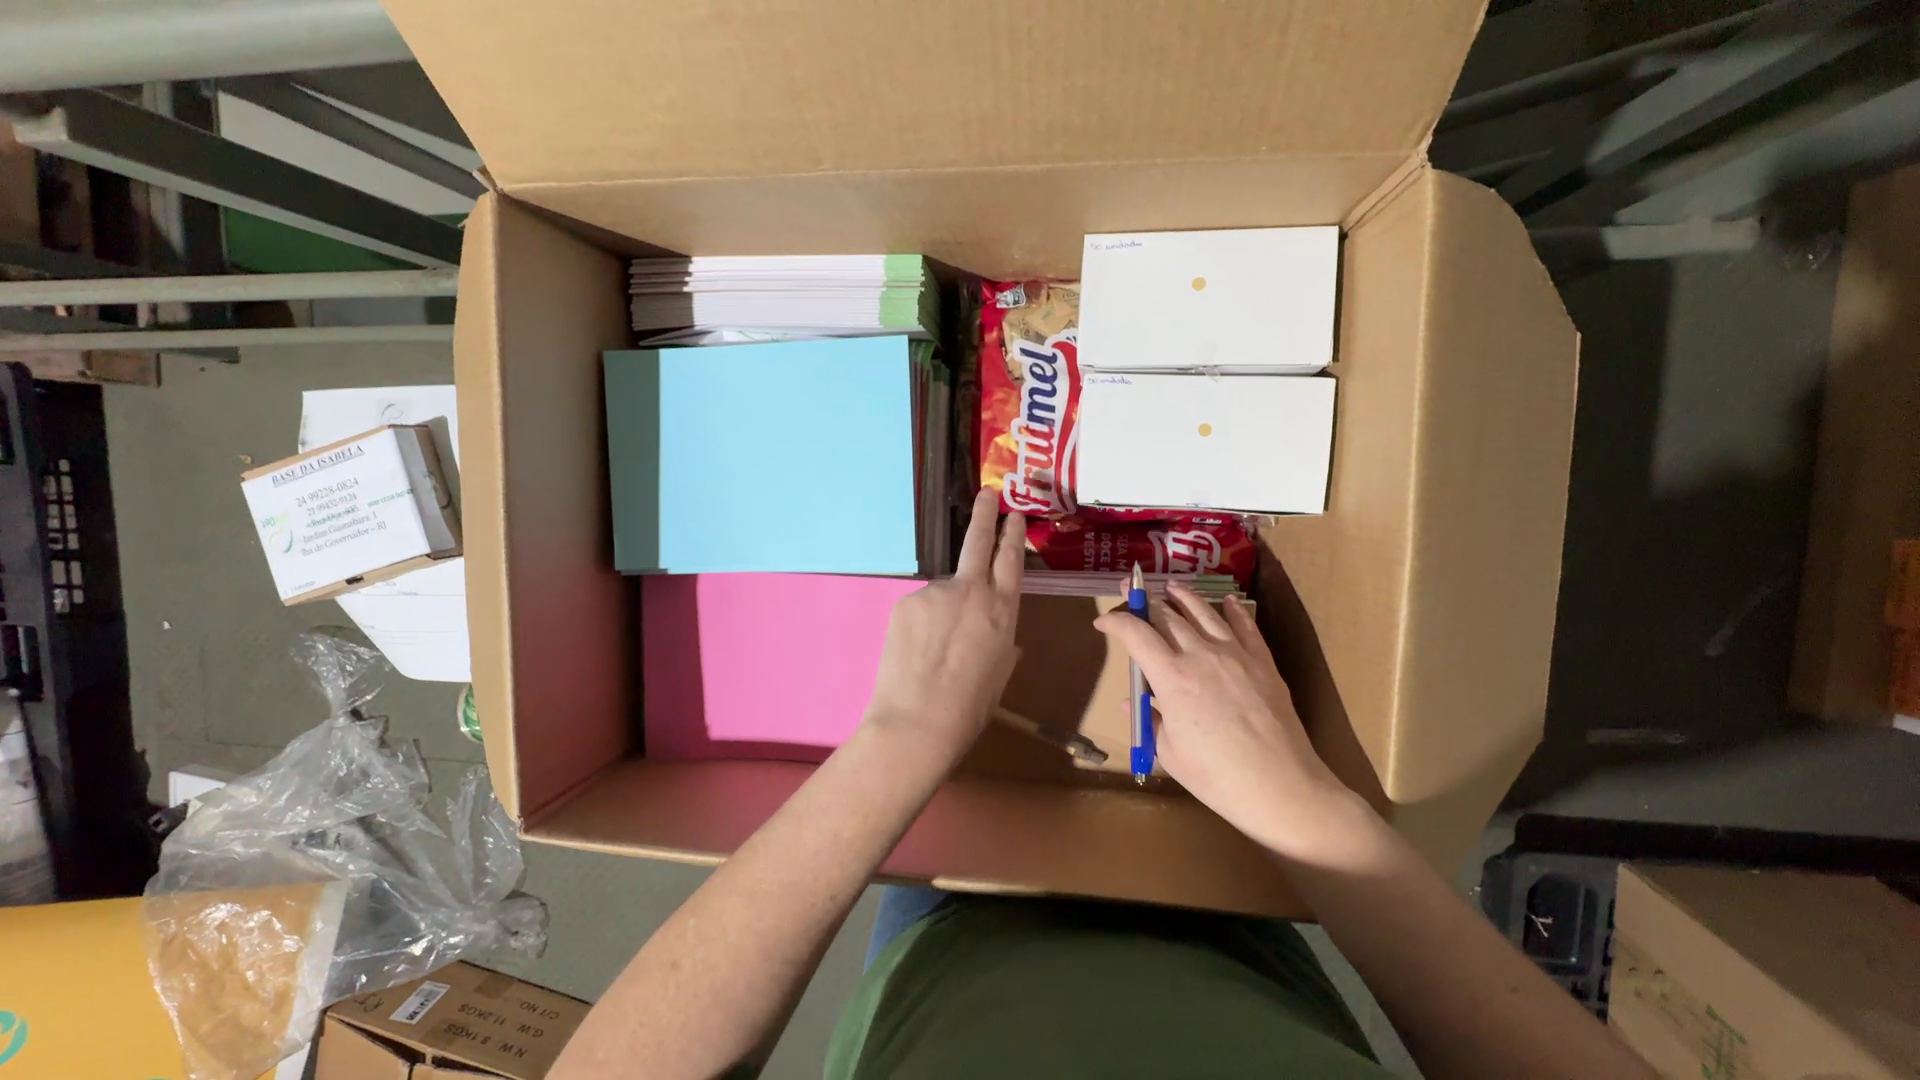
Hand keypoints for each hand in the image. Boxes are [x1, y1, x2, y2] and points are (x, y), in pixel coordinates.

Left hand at [864, 489, 1024, 760]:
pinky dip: (920, 625)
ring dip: (942, 611)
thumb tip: (999, 635)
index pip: (1010, 561)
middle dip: (984, 515)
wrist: (918, 722)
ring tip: (935, 652)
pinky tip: (917, 653)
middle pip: (977, 542)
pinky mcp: (905, 604)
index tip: (1012, 515)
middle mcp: (971, 593)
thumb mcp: (1000, 673)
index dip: (1011, 535)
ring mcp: (935, 595)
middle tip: (987, 494)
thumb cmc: (969, 708)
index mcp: (1003, 611)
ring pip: (942, 591)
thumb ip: (1001, 644)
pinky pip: (918, 608)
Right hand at [1094, 582, 1355, 854]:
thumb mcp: (1169, 753)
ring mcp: (1235, 655)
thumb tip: (1135, 703)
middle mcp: (1200, 654)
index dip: (1115, 621)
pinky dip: (1232, 610)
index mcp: (1171, 677)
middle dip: (1143, 601)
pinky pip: (1245, 626)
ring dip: (1182, 595)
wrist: (1282, 787)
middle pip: (1167, 615)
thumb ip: (1150, 720)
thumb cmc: (1217, 778)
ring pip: (1204, 611)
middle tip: (1129, 591)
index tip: (1103, 622)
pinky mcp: (1263, 662)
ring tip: (1171, 586)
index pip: (1135, 633)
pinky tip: (1227, 601)